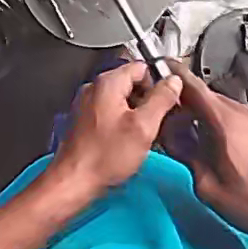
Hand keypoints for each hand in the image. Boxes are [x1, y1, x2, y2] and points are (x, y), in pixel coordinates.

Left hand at [47, 61, 182, 200]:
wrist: (74, 181)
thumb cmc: (103, 157)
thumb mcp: (144, 126)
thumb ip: (161, 99)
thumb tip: (173, 82)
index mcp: (107, 83)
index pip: (141, 67)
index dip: (159, 82)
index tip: (168, 98)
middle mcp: (94, 89)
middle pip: (131, 82)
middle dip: (148, 99)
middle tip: (158, 120)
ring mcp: (87, 104)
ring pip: (121, 99)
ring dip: (136, 113)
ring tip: (143, 134)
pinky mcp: (85, 121)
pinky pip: (110, 112)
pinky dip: (122, 122)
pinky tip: (127, 141)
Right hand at [175, 67, 247, 248]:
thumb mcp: (207, 185)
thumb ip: (186, 154)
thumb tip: (174, 139)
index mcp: (226, 122)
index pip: (194, 87)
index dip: (176, 76)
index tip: (165, 69)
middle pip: (212, 99)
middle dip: (193, 108)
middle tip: (179, 125)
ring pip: (232, 112)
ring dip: (215, 122)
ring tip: (208, 148)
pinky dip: (237, 132)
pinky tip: (236, 158)